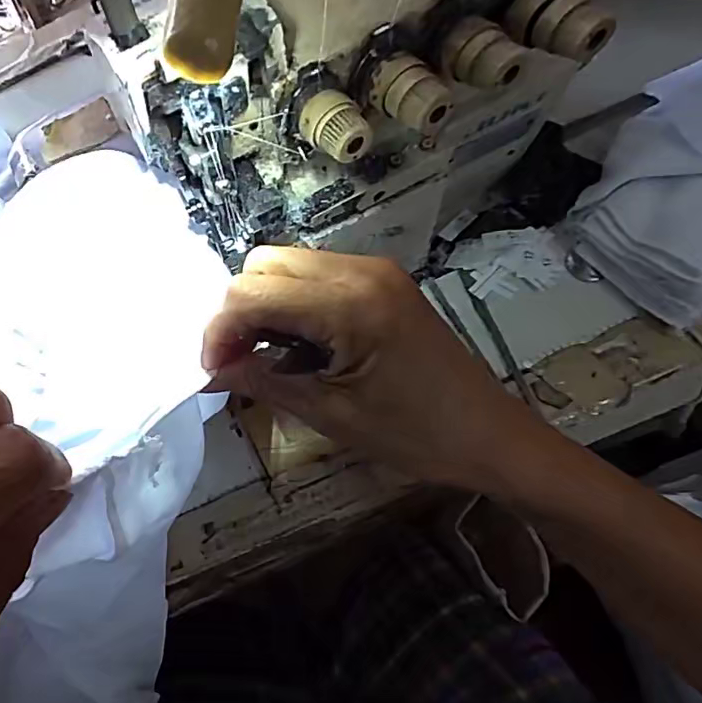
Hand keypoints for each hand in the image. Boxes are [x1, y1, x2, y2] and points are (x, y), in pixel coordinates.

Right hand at [202, 246, 554, 493]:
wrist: (493, 437)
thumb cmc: (416, 435)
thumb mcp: (329, 415)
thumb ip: (261, 382)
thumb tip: (207, 372)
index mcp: (349, 304)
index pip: (251, 293)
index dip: (219, 330)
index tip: (213, 370)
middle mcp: (359, 271)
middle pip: (262, 265)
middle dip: (236, 311)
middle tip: (237, 361)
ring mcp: (372, 270)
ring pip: (284, 264)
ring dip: (261, 305)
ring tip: (265, 354)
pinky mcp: (379, 280)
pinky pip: (312, 275)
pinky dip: (289, 303)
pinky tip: (297, 343)